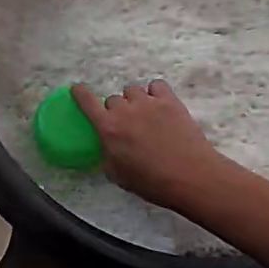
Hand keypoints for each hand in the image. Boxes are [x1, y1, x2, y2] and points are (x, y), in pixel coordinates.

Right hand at [73, 81, 241, 211]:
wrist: (191, 177)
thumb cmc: (151, 182)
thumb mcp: (117, 175)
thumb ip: (107, 156)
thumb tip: (107, 148)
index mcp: (108, 128)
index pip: (87, 101)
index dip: (80, 93)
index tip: (77, 89)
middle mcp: (125, 111)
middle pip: (113, 99)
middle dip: (116, 110)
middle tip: (127, 125)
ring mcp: (148, 103)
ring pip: (133, 91)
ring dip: (135, 101)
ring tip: (145, 115)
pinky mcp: (170, 101)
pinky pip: (156, 85)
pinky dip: (155, 92)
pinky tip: (160, 105)